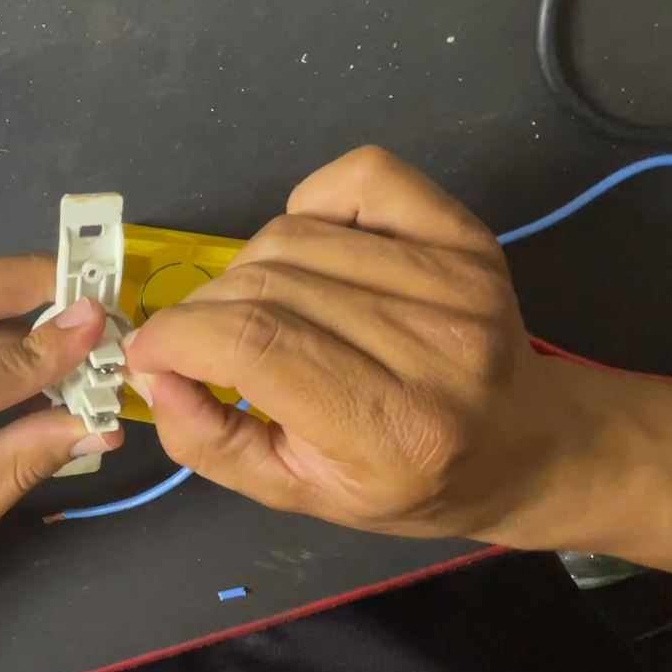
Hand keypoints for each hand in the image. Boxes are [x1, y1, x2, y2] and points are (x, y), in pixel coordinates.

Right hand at [125, 147, 576, 539]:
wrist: (524, 447)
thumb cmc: (403, 484)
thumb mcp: (294, 493)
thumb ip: (209, 443)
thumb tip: (151, 371)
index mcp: (388, 426)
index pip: (253, 343)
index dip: (176, 336)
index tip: (147, 352)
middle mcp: (429, 342)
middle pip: (265, 285)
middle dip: (199, 312)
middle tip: (195, 344)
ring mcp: (452, 277)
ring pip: (292, 235)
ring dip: (242, 272)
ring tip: (254, 311)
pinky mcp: (463, 233)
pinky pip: (356, 178)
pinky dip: (305, 204)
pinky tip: (306, 251)